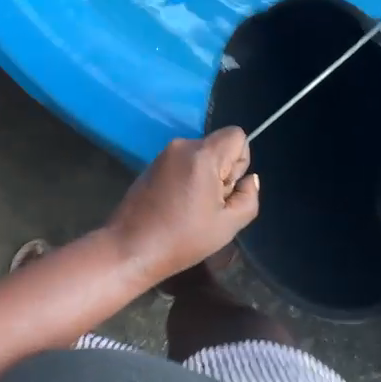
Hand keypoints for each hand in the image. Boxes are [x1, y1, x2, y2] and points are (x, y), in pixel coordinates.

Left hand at [102, 128, 260, 281]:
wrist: (131, 247)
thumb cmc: (183, 238)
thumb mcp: (228, 224)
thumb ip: (248, 197)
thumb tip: (249, 179)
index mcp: (201, 154)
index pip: (236, 135)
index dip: (240, 161)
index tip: (226, 189)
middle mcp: (182, 145)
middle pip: (218, 146)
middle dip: (222, 172)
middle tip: (209, 205)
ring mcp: (164, 153)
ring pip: (201, 155)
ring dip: (205, 176)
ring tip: (192, 208)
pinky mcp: (152, 164)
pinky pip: (183, 162)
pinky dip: (188, 178)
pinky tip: (177, 206)